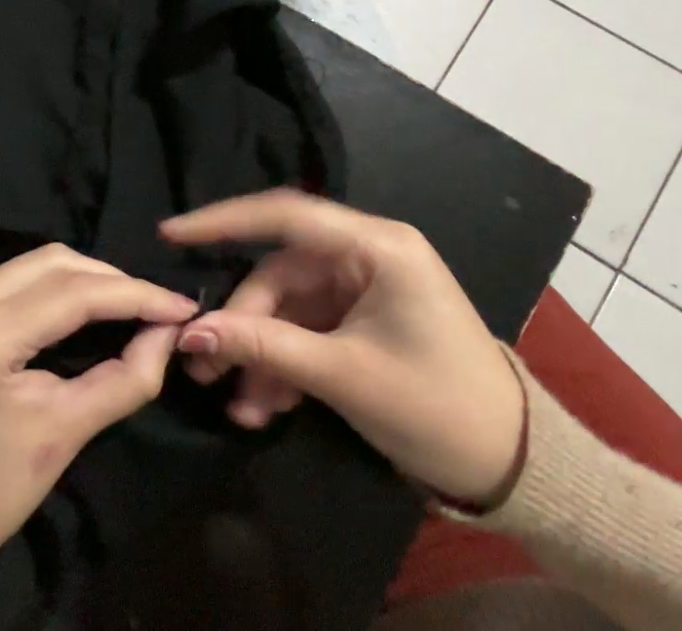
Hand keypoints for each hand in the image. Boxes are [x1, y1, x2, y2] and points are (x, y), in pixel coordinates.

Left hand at [0, 244, 197, 614]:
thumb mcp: (70, 430)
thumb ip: (128, 376)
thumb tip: (170, 331)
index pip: (73, 293)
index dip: (135, 294)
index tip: (182, 306)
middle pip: (51, 263)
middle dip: (111, 280)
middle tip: (156, 307)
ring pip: (30, 265)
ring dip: (83, 279)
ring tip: (127, 305)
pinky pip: (8, 280)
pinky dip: (51, 288)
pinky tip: (82, 308)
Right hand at [161, 190, 523, 507]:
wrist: (510, 465)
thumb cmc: (435, 405)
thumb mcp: (342, 375)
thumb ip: (263, 346)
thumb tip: (190, 334)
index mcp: (378, 248)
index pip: (286, 216)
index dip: (223, 222)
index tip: (171, 235)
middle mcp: (368, 256)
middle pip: (279, 276)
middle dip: (242, 325)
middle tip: (206, 371)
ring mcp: (364, 291)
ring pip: (287, 309)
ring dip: (260, 355)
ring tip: (242, 408)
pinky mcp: (362, 322)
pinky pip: (305, 332)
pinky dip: (283, 365)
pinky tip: (267, 406)